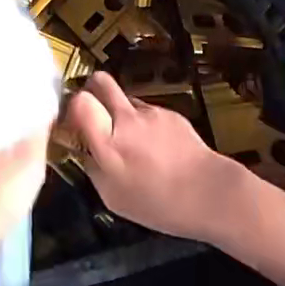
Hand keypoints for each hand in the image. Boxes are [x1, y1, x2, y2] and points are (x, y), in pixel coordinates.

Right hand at [64, 72, 269, 245]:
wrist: (212, 194)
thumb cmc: (158, 204)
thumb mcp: (113, 197)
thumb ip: (93, 168)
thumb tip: (85, 151)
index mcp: (108, 142)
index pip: (79, 101)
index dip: (72, 108)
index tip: (74, 124)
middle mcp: (127, 119)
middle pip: (100, 81)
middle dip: (91, 90)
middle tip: (93, 113)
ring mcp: (151, 113)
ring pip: (125, 98)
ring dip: (120, 112)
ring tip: (133, 142)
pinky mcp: (171, 113)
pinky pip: (147, 111)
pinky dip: (144, 124)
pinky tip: (157, 148)